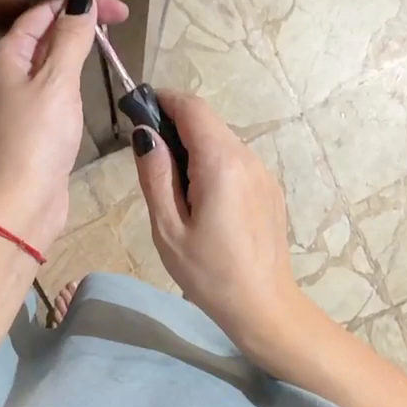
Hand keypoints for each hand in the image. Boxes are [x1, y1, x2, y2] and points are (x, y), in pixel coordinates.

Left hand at [0, 0, 128, 250]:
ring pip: (52, 62)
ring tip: (109, 47)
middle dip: (79, 22)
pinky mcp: (37, 126)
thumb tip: (83, 1)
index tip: (120, 11)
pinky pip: (56, 89)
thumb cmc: (36, 139)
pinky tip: (92, 84)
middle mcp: (10, 73)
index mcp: (8, 55)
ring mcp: (23, 101)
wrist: (21, 202)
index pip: (43, 12)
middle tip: (119, 26)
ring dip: (78, 49)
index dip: (79, 2)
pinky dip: (75, 79)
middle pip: (45, 34)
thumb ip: (72, 39)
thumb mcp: (57, 81)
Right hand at [132, 91, 318, 359]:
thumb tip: (144, 133)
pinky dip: (213, 167)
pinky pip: (236, 163)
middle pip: (208, 123)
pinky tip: (202, 205)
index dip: (163, 100)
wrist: (263, 305)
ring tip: (174, 193)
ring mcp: (263, 174)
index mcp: (221, 163)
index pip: (192, 107)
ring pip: (222, 143)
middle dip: (175, 128)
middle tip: (149, 163)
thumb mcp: (168, 228)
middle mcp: (248, 157)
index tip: (137, 110)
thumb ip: (155, 175)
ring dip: (194, 150)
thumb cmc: (208, 273)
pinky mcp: (269, 190)